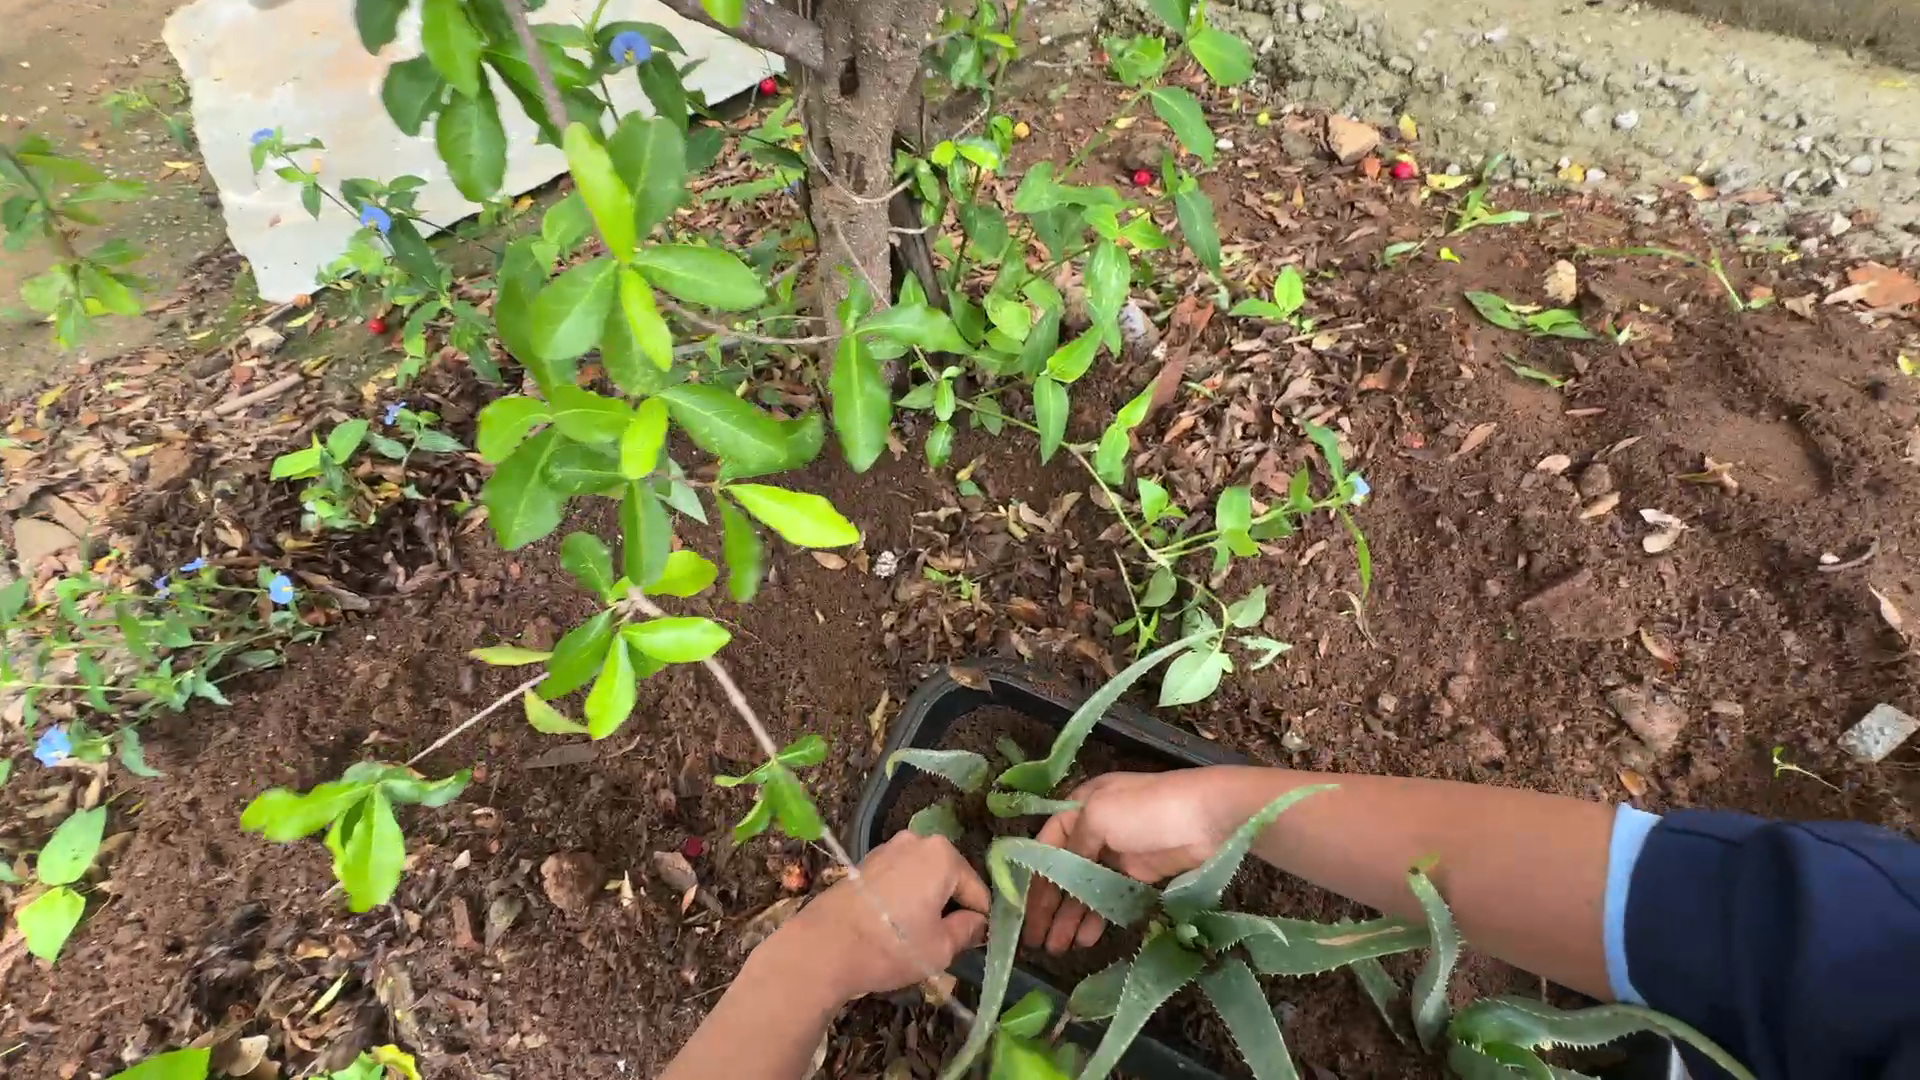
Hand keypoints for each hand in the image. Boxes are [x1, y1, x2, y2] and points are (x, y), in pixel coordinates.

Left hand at [764, 830, 990, 1003]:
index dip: (978, 922)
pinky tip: (892, 924)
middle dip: (951, 907)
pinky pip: (901, 876)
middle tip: (941, 943)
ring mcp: (890, 847)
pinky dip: (905, 895)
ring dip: (927, 901)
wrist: (825, 946)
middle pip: (950, 878)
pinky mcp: (869, 859)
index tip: (970, 945)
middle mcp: (919, 841)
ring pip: (925, 877)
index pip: (977, 892)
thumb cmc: (892, 946)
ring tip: (914, 936)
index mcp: (943, 856)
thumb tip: (977, 923)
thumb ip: (967, 931)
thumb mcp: (940, 948)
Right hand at [1023, 768, 1249, 952]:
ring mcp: (1118, 851)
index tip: (1019, 909)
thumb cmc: (1147, 810)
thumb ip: (1074, 843)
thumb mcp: (1099, 815)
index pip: (1046, 842)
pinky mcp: (1140, 873)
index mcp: (1081, 804)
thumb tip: (1060, 868)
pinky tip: (1086, 938)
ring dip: (1070, 915)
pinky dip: (1097, 916)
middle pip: (1063, 868)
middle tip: (1036, 939)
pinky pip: (1110, 898)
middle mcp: (1095, 826)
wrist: (1209, 818)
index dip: (1032, 875)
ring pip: (1085, 887)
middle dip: (1048, 903)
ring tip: (1058, 949)